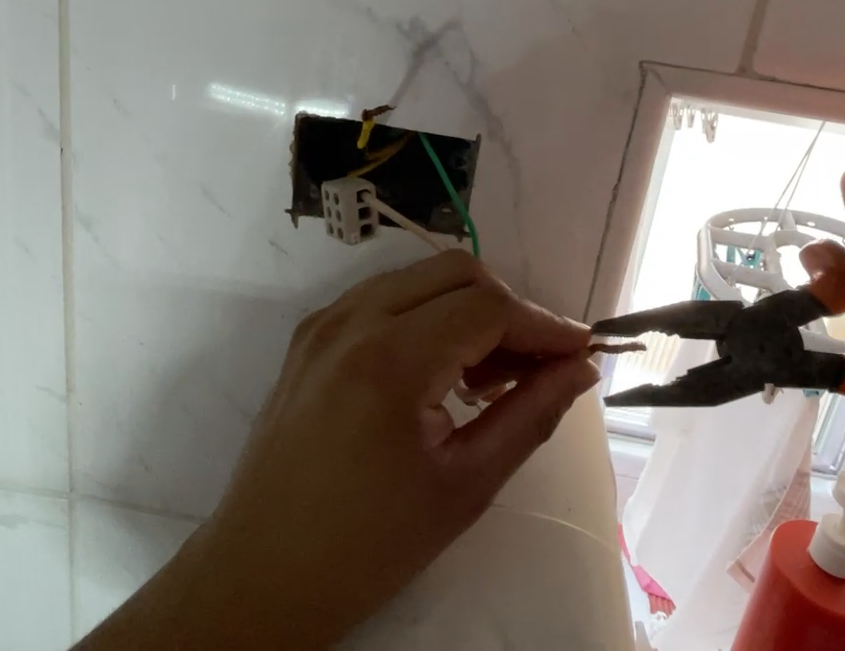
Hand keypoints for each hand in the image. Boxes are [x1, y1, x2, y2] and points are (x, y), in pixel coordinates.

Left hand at [79, 251, 600, 649]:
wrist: (262, 573)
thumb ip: (530, 415)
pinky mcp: (310, 335)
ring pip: (419, 278)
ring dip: (466, 308)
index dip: (544, 325)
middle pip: (456, 272)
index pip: (488, 308)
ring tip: (488, 375)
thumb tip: (580, 369)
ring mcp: (324, 322)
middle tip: (533, 367)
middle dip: (508, 308)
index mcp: (391, 359)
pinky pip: (384, 296)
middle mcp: (352, 320)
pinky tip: (439, 370)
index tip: (581, 352)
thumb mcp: (466, 485)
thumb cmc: (369, 544)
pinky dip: (426, 314)